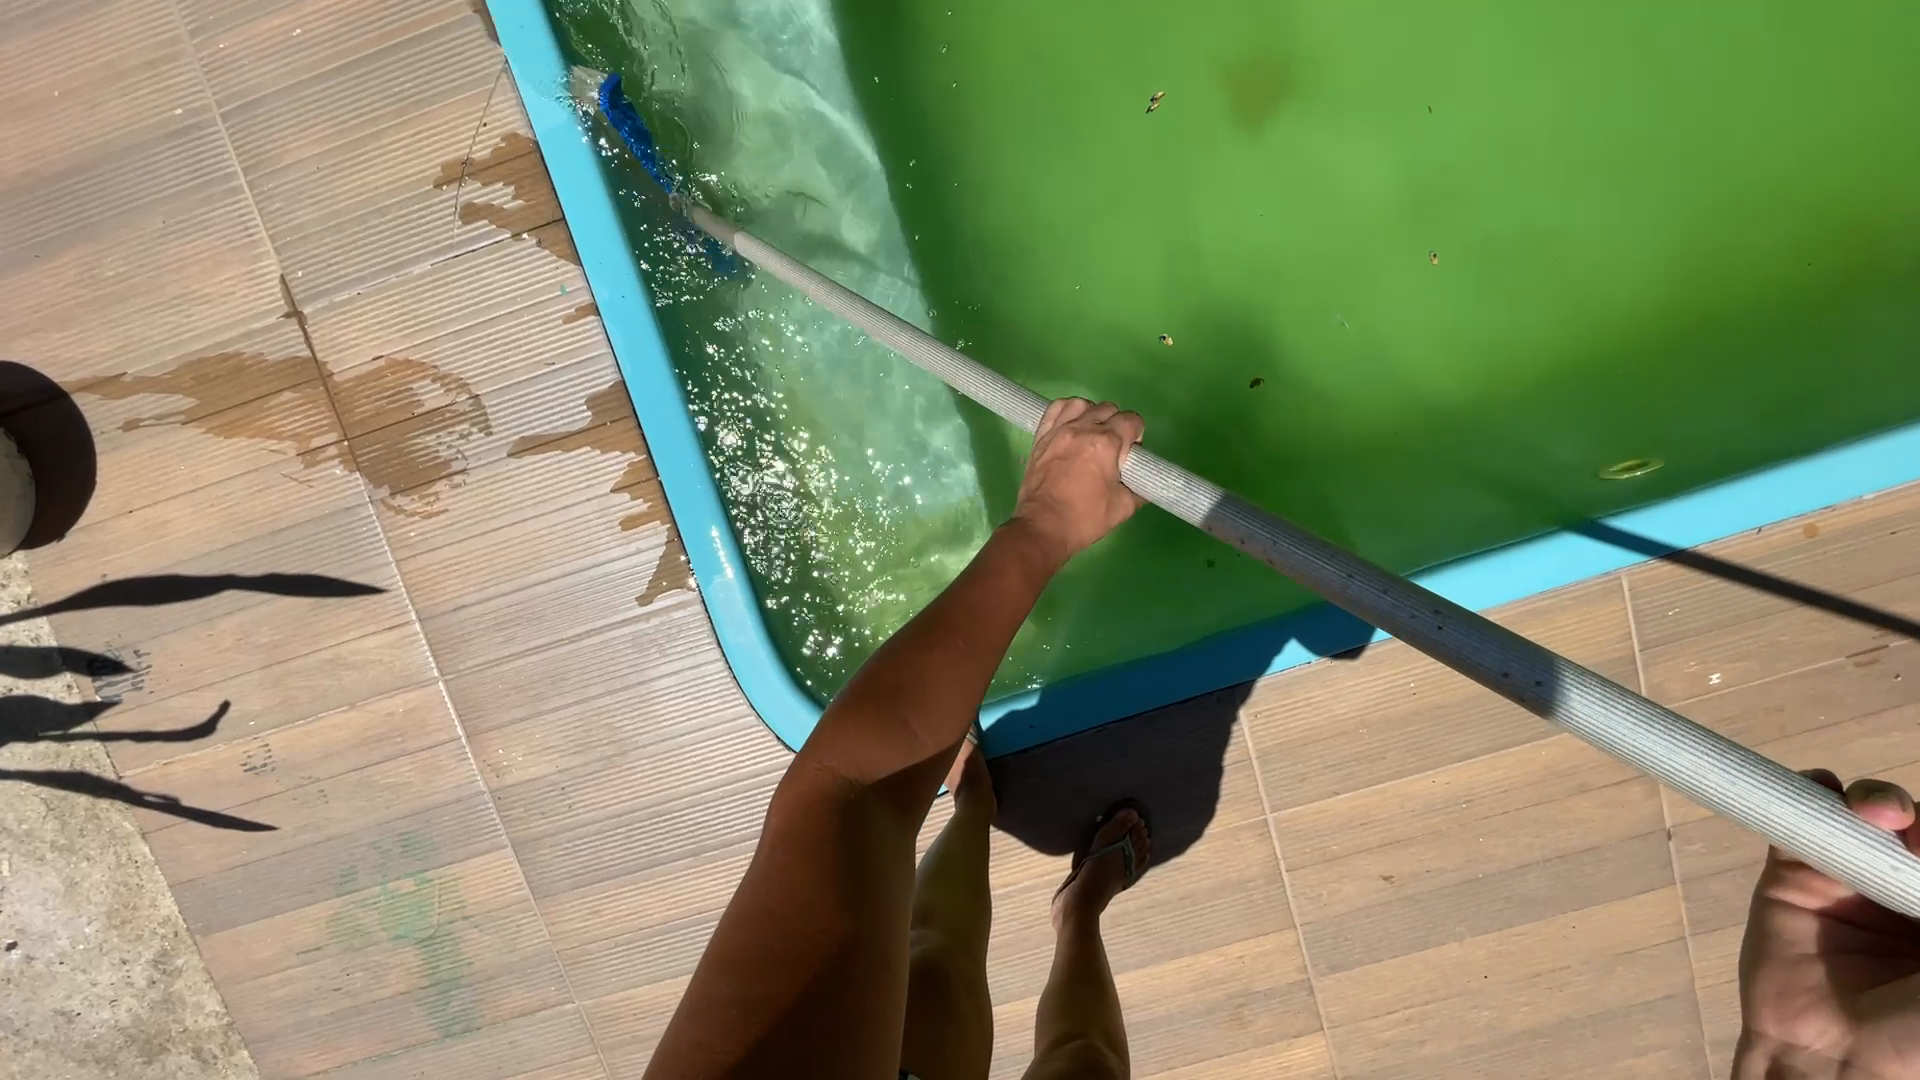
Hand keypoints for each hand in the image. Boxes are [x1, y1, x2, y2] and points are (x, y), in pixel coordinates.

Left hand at [1007, 398, 1144, 565]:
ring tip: (1092, 436)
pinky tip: (1071, 425)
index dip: (1136, 436)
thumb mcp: (1123, 507)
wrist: (1043, 527)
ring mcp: (1058, 431)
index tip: (1130, 455)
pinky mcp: (1041, 437)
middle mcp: (1082, 429)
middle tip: (1113, 451)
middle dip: (1117, 426)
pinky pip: (1055, 409)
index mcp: (1106, 444)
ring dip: (1092, 415)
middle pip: (1109, 409)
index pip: (1131, 420)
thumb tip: (1143, 481)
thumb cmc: (1084, 519)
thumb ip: (1139, 489)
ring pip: (1082, 405)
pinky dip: (1067, 411)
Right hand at [1735, 770, 1919, 1078]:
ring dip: (1865, 803)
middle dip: (1904, 815)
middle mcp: (1909, 895)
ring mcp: (1850, 884)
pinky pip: (1796, 830)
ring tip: (1865, 809)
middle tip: (1893, 820)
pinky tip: (1816, 784)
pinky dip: (1803, 798)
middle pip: (1910, 835)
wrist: (1842, 1054)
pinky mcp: (1793, 877)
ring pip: (1857, 824)